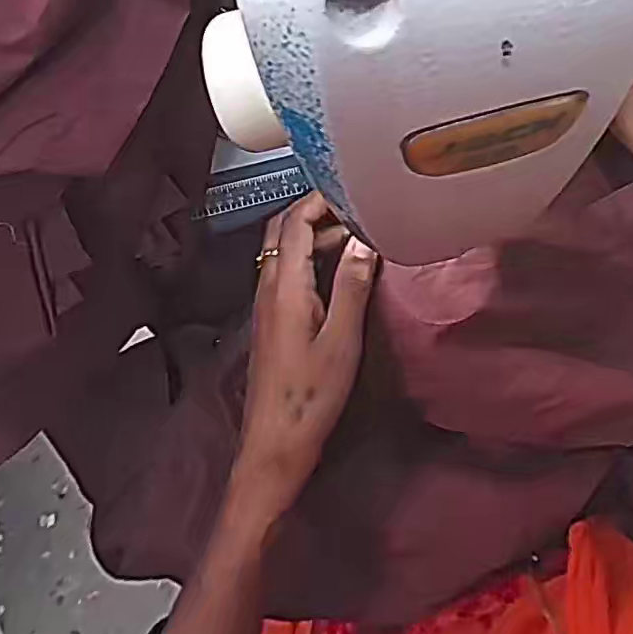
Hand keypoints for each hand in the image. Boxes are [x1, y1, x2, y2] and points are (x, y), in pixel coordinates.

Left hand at [229, 192, 378, 525]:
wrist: (273, 445)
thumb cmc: (311, 394)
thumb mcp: (342, 339)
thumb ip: (353, 285)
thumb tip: (365, 237)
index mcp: (285, 285)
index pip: (295, 222)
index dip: (320, 199)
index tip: (352, 189)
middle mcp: (269, 286)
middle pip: (284, 230)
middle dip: (317, 210)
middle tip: (357, 207)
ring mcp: (267, 303)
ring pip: (285, 250)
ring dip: (315, 233)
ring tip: (356, 233)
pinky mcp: (272, 319)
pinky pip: (288, 270)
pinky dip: (311, 256)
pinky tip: (338, 269)